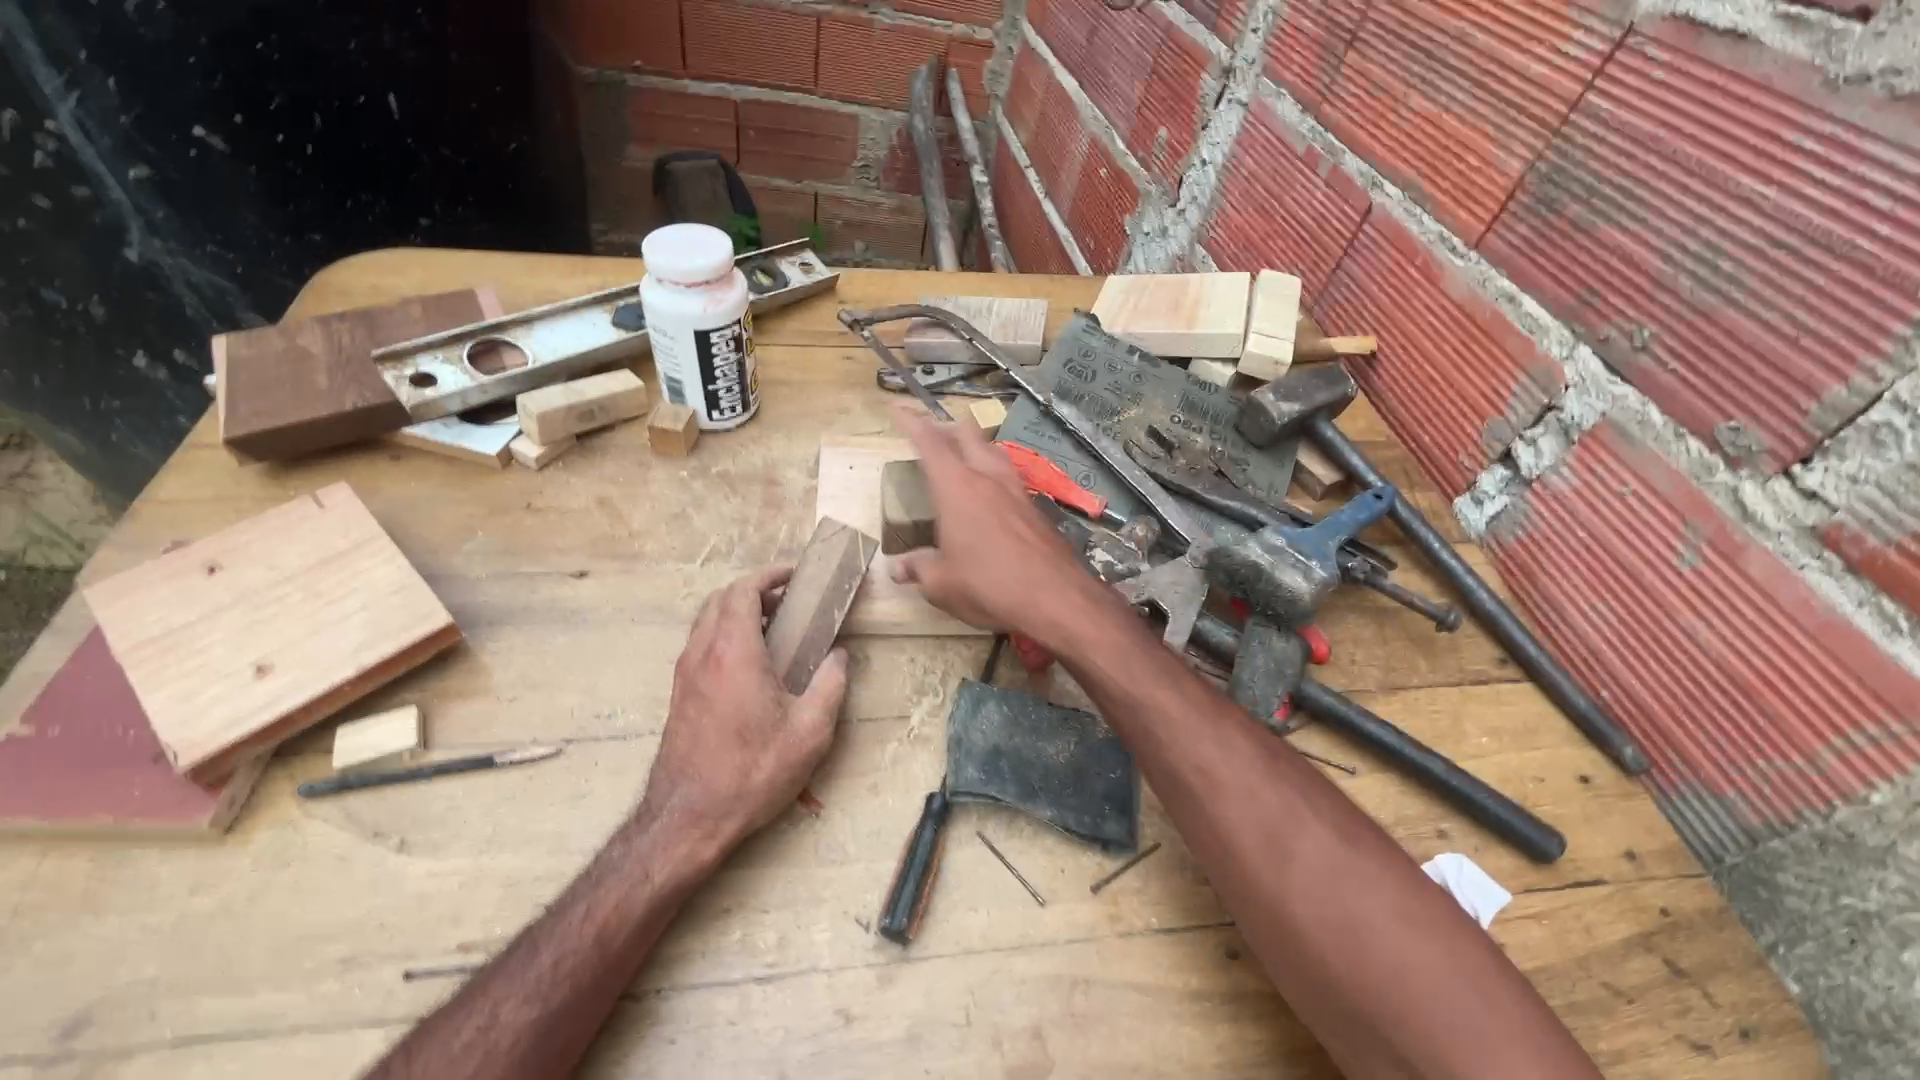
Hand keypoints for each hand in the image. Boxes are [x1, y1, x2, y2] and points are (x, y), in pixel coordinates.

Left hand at [638, 566, 848, 857]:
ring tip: (776, 629)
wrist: (690, 818)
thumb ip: (830, 684)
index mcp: (733, 652)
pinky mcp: (680, 696)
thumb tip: (839, 656)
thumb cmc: (753, 772)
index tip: (796, 576)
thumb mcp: (811, 731)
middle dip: (755, 590)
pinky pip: (702, 646)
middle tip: (789, 601)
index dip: (770, 575)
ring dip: (738, 613)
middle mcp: (702, 654)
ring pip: (707, 622)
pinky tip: (754, 664)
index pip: (743, 590)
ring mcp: (685, 675)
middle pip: (720, 599)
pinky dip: (726, 636)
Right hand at [888, 403, 1100, 636]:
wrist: (1055, 597)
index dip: (912, 422)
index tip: (899, 408)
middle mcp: (988, 479)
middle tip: (932, 432)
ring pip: (994, 452)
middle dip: (947, 427)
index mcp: (957, 488)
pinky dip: (995, 473)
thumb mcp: (942, 584)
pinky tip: (993, 492)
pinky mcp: (1036, 509)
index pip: (930, 443)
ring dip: (976, 446)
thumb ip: (919, 569)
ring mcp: (1017, 491)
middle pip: (968, 435)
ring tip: (964, 455)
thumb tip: (898, 569)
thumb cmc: (989, 586)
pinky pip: (1010, 478)